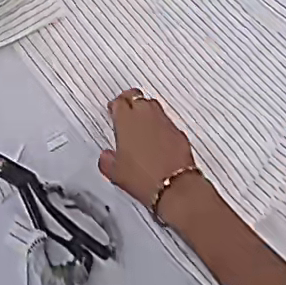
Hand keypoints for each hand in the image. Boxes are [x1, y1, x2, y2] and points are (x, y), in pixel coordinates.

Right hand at [100, 89, 198, 215]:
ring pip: (153, 105)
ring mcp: (164, 122)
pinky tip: (158, 139)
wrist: (174, 187)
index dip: (115, 105)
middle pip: (137, 97)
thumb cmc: (144, 177)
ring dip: (146, 111)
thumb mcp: (115, 172)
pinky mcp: (179, 133)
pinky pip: (167, 122)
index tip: (113, 110)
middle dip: (130, 102)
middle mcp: (145, 115)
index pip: (119, 101)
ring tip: (141, 123)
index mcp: (126, 119)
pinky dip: (161, 126)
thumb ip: (107, 159)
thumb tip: (106, 158)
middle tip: (126, 112)